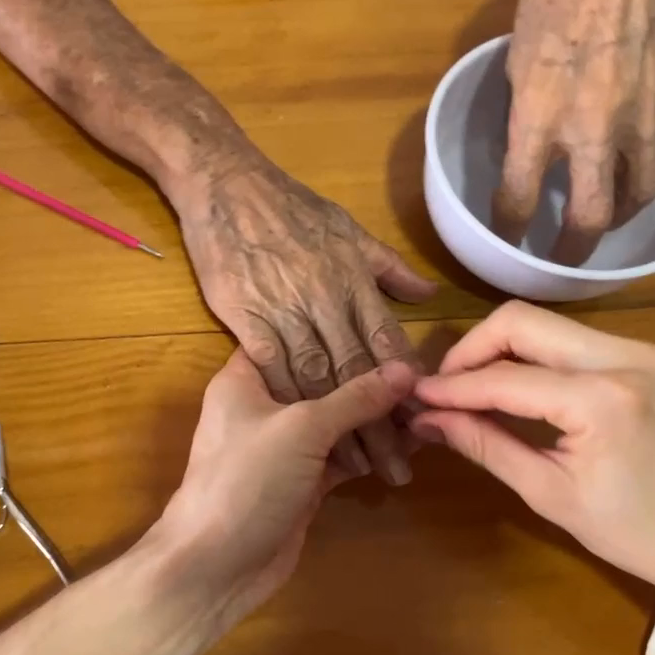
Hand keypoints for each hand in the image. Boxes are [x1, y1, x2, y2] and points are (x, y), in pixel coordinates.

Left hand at [146, 350, 416, 623]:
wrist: (217, 564)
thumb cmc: (247, 479)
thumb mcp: (302, 428)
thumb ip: (356, 397)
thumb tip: (408, 369)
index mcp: (244, 379)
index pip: (291, 339)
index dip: (334, 333)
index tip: (384, 330)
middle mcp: (261, 405)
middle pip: (320, 382)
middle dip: (367, 384)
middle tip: (419, 378)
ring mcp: (281, 445)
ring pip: (335, 421)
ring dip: (374, 421)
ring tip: (423, 412)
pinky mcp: (300, 479)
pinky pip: (340, 455)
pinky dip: (369, 452)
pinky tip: (407, 446)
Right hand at [177, 153, 436, 485]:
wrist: (226, 186)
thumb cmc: (288, 206)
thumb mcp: (347, 229)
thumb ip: (388, 268)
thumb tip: (429, 295)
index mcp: (353, 281)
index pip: (387, 343)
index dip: (405, 387)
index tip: (423, 424)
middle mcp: (326, 302)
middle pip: (358, 374)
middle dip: (380, 426)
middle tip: (399, 469)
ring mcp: (285, 313)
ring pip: (319, 381)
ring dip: (338, 429)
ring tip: (358, 469)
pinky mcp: (246, 322)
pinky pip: (273, 371)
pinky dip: (289, 406)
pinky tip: (300, 438)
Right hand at [410, 301, 654, 610]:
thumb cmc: (639, 536)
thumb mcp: (551, 495)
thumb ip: (485, 445)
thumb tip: (427, 419)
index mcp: (602, 399)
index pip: (504, 378)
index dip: (451, 386)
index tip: (413, 397)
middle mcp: (624, 357)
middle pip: (522, 322)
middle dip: (471, 350)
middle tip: (443, 388)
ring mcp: (641, 352)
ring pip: (546, 326)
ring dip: (501, 351)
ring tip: (472, 391)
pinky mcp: (647, 359)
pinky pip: (572, 342)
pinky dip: (533, 358)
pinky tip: (517, 391)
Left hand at [496, 0, 654, 265]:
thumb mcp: (515, 56)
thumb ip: (522, 111)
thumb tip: (522, 150)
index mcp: (538, 112)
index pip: (519, 195)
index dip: (509, 228)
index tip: (504, 239)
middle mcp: (591, 124)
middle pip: (589, 216)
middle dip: (570, 250)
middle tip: (558, 262)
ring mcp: (637, 114)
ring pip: (636, 195)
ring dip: (615, 221)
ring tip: (598, 227)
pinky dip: (641, 182)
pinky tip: (626, 183)